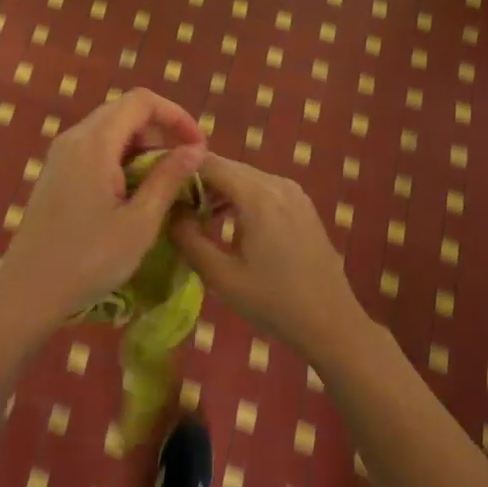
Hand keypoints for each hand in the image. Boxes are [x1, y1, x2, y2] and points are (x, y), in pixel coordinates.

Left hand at [0, 89, 206, 329]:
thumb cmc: (89, 260)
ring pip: (109, 130)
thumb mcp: (140, 222)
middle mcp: (73, 138)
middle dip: (160, 130)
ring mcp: (60, 155)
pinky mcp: (55, 174)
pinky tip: (132, 194)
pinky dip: (120, 159)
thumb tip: (195, 149)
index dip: (176, 116)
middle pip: (124, 111)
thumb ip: (168, 178)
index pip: (141, 101)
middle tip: (184, 166)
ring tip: (162, 184)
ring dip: (141, 147)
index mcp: (94, 143)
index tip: (197, 147)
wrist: (29, 291)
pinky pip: (94, 149)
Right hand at [171, 154, 368, 357]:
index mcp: (257, 196)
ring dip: (218, 190)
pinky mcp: (302, 206)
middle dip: (197, 180)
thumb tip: (169, 213)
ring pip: (245, 177)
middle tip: (169, 202)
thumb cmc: (274, 302)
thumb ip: (189, 240)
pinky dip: (240, 197)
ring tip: (194, 216)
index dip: (179, 168)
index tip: (155, 183)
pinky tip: (227, 223)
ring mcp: (294, 193)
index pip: (208, 163)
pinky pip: (262, 189)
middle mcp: (277, 184)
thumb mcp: (222, 277)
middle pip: (227, 167)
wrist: (331, 323)